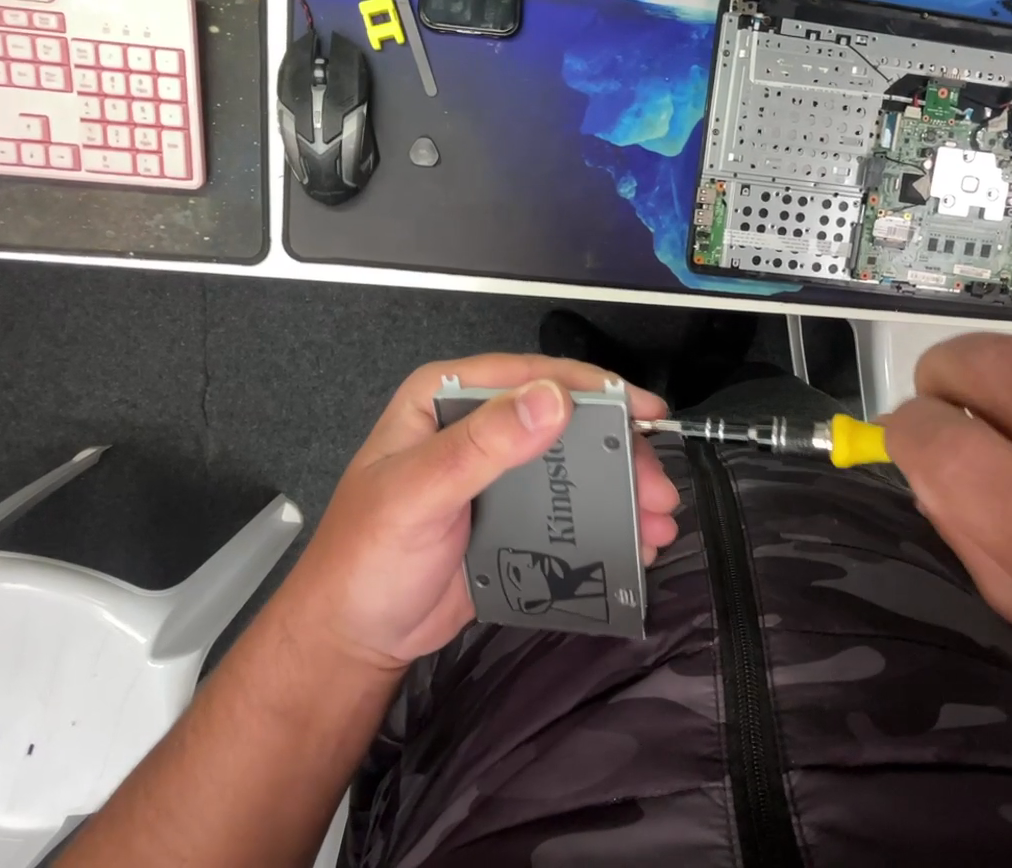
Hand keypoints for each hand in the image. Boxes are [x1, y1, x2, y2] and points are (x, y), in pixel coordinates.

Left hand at [285, 355, 680, 671]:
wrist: (354, 635)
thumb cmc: (366, 558)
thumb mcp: (418, 495)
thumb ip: (481, 447)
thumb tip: (551, 400)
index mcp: (446, 401)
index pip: (528, 376)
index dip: (591, 388)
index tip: (644, 409)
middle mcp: (477, 427)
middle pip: (564, 421)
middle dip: (617, 451)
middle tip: (657, 487)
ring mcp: (499, 473)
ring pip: (574, 464)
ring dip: (620, 488)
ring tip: (657, 521)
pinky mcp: (514, 516)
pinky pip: (569, 506)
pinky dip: (605, 520)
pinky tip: (633, 540)